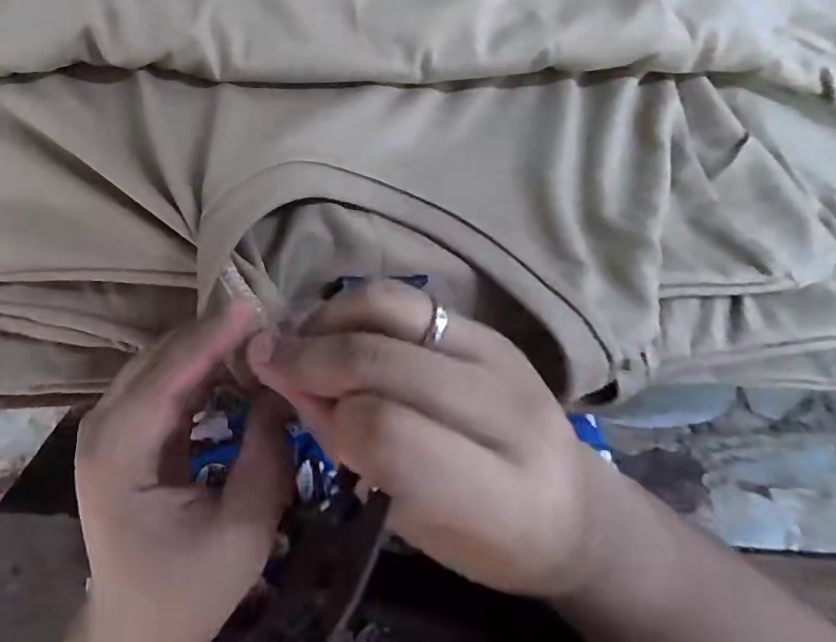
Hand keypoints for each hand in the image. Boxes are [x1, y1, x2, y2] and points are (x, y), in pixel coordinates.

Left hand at [70, 302, 294, 641]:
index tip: (250, 307)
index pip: (166, 376)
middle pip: (158, 360)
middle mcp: (101, 426)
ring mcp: (106, 425)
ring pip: (158, 363)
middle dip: (211, 337)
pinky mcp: (121, 429)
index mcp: (117, 452)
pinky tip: (231, 366)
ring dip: (205, 348)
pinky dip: (197, 368)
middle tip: (265, 323)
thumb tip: (279, 390)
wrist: (135, 626)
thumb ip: (265, 458)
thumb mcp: (241, 533)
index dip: (209, 339)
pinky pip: (161, 382)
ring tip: (254, 339)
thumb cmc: (186, 589)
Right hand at [247, 279, 607, 599]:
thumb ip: (350, 454)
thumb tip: (285, 383)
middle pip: (381, 359)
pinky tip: (336, 328)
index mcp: (500, 494)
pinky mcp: (485, 327)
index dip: (330, 418)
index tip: (292, 406)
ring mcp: (498, 354)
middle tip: (267, 358)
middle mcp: (506, 410)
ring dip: (328, 319)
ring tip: (302, 340)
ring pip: (389, 308)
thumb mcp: (413, 523)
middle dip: (311, 357)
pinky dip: (355, 306)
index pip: (389, 433)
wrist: (568, 505)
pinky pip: (404, 296)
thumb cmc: (486, 539)